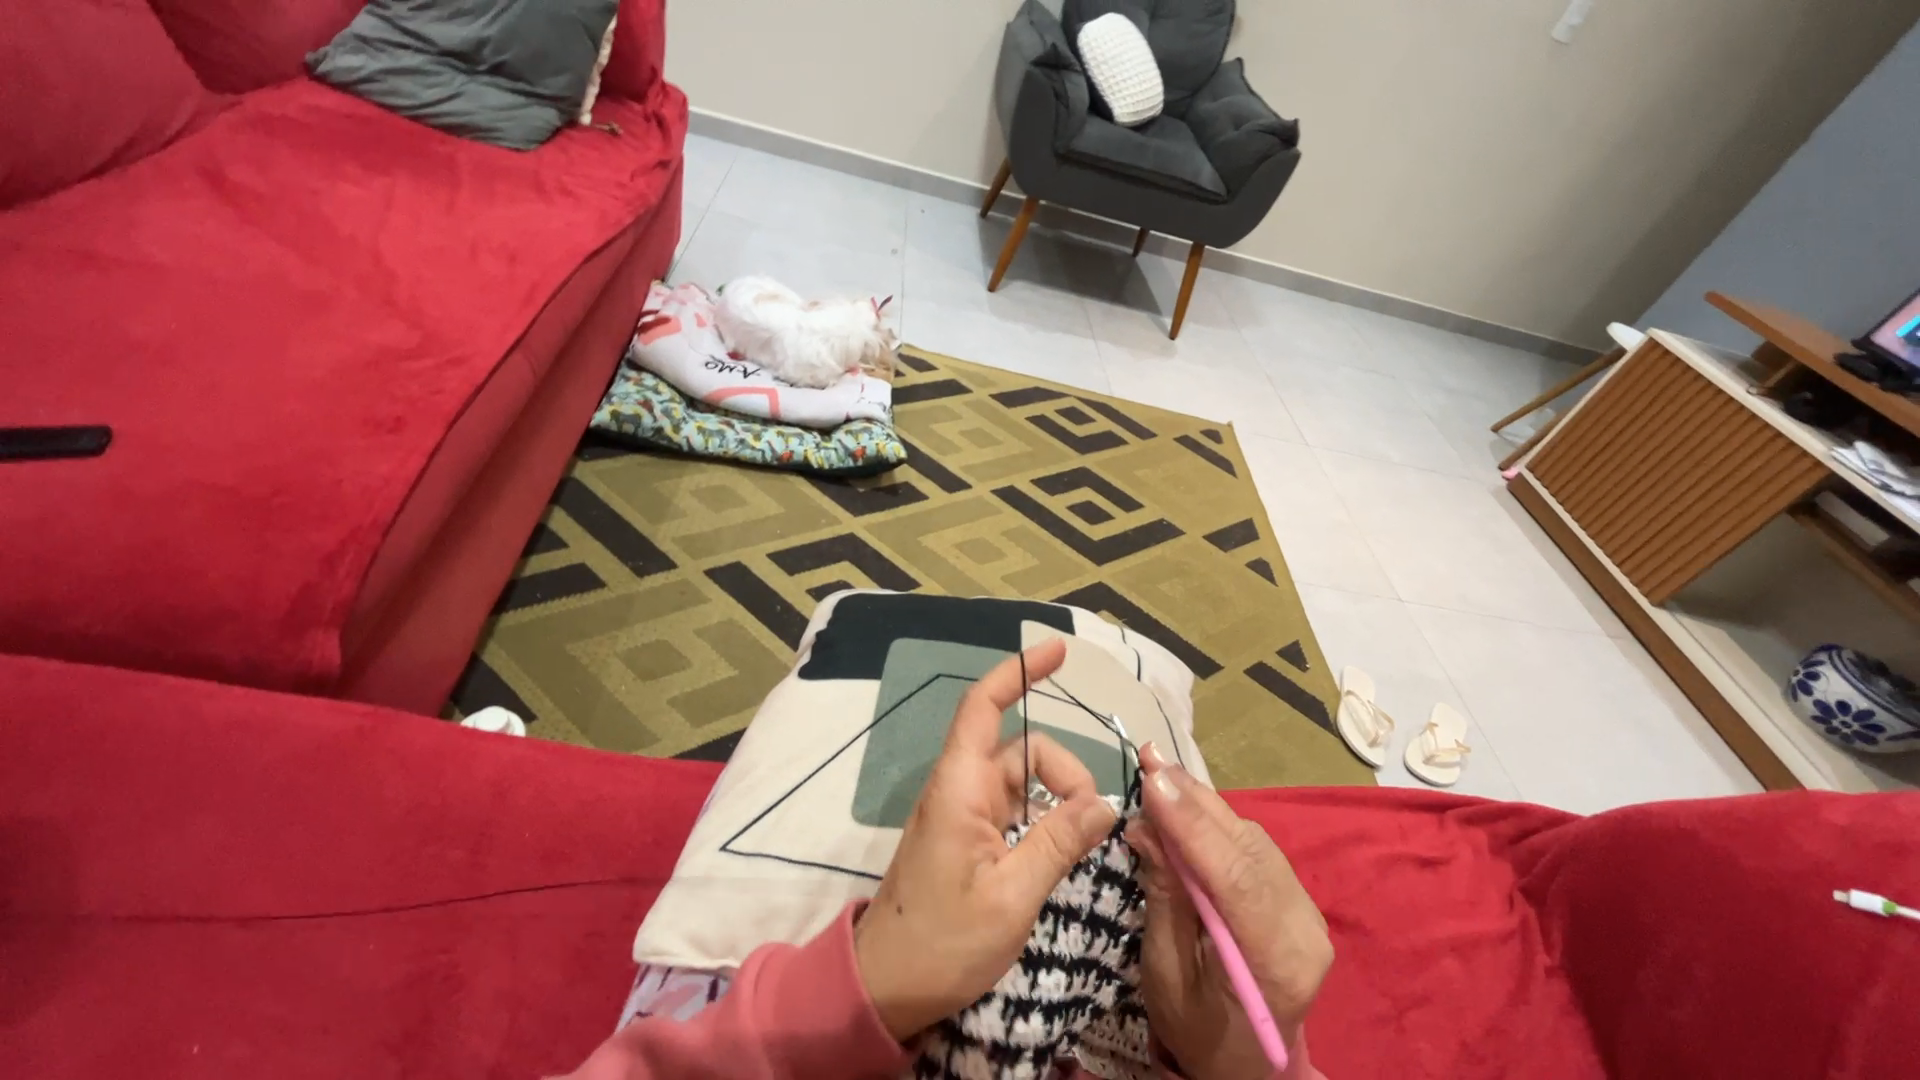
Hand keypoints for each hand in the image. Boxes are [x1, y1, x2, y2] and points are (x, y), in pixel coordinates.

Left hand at [853, 638, 1119, 1042]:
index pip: (983, 706)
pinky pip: (1015, 806)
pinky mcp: (968, 835)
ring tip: (1084, 839)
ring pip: (1023, 779)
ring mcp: (964, 812)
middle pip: (1022, 748)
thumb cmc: (943, 942)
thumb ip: (1059, 842)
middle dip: (1064, 772)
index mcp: (960, 787)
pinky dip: (1045, 815)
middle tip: (1092, 824)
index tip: (1058, 651)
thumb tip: (1104, 802)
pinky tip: (1065, 844)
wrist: (888, 985)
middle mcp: (961, 787)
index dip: (1019, 671)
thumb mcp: (1012, 896)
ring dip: (1058, 797)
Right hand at [1125, 744, 1331, 1079]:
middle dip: (1194, 800)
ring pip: (1251, 838)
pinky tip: (1183, 798)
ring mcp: (1306, 908)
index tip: (1152, 781)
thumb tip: (1145, 829)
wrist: (1248, 1067)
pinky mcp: (1294, 895)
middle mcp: (1305, 927)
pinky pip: (1253, 845)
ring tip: (1158, 772)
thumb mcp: (1168, 977)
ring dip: (1202, 803)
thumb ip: (1165, 901)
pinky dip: (1214, 819)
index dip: (1193, 826)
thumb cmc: (1200, 1032)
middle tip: (1149, 759)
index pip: (1237, 880)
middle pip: (1247, 848)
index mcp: (1278, 964)